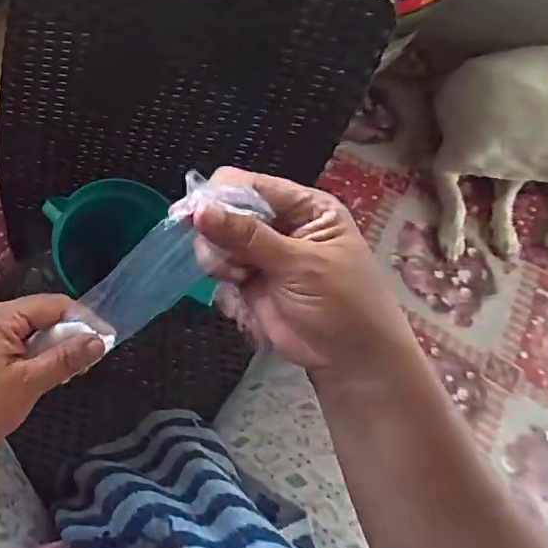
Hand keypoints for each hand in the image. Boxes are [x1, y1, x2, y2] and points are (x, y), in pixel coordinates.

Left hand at [0, 294, 106, 467]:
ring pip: (35, 331)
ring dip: (57, 347)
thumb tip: (100, 340)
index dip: (83, 320)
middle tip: (93, 361)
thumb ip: (65, 358)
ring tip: (75, 371)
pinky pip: (23, 344)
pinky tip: (53, 375)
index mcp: (3, 315)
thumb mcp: (30, 382)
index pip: (54, 304)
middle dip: (71, 334)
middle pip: (45, 314)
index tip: (108, 341)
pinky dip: (41, 356)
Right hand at [193, 166, 416, 377]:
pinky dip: (221, 279)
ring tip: (240, 278)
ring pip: (214, 238)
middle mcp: (279, 222)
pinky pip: (217, 266)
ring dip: (219, 258)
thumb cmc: (343, 305)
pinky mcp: (246, 277)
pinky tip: (242, 293)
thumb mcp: (300, 264)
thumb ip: (248, 236)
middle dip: (217, 233)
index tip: (194, 217)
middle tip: (228, 260)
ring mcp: (260, 250)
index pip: (249, 185)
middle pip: (224, 209)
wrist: (352, 362)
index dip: (219, 197)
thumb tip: (199, 211)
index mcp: (303, 206)